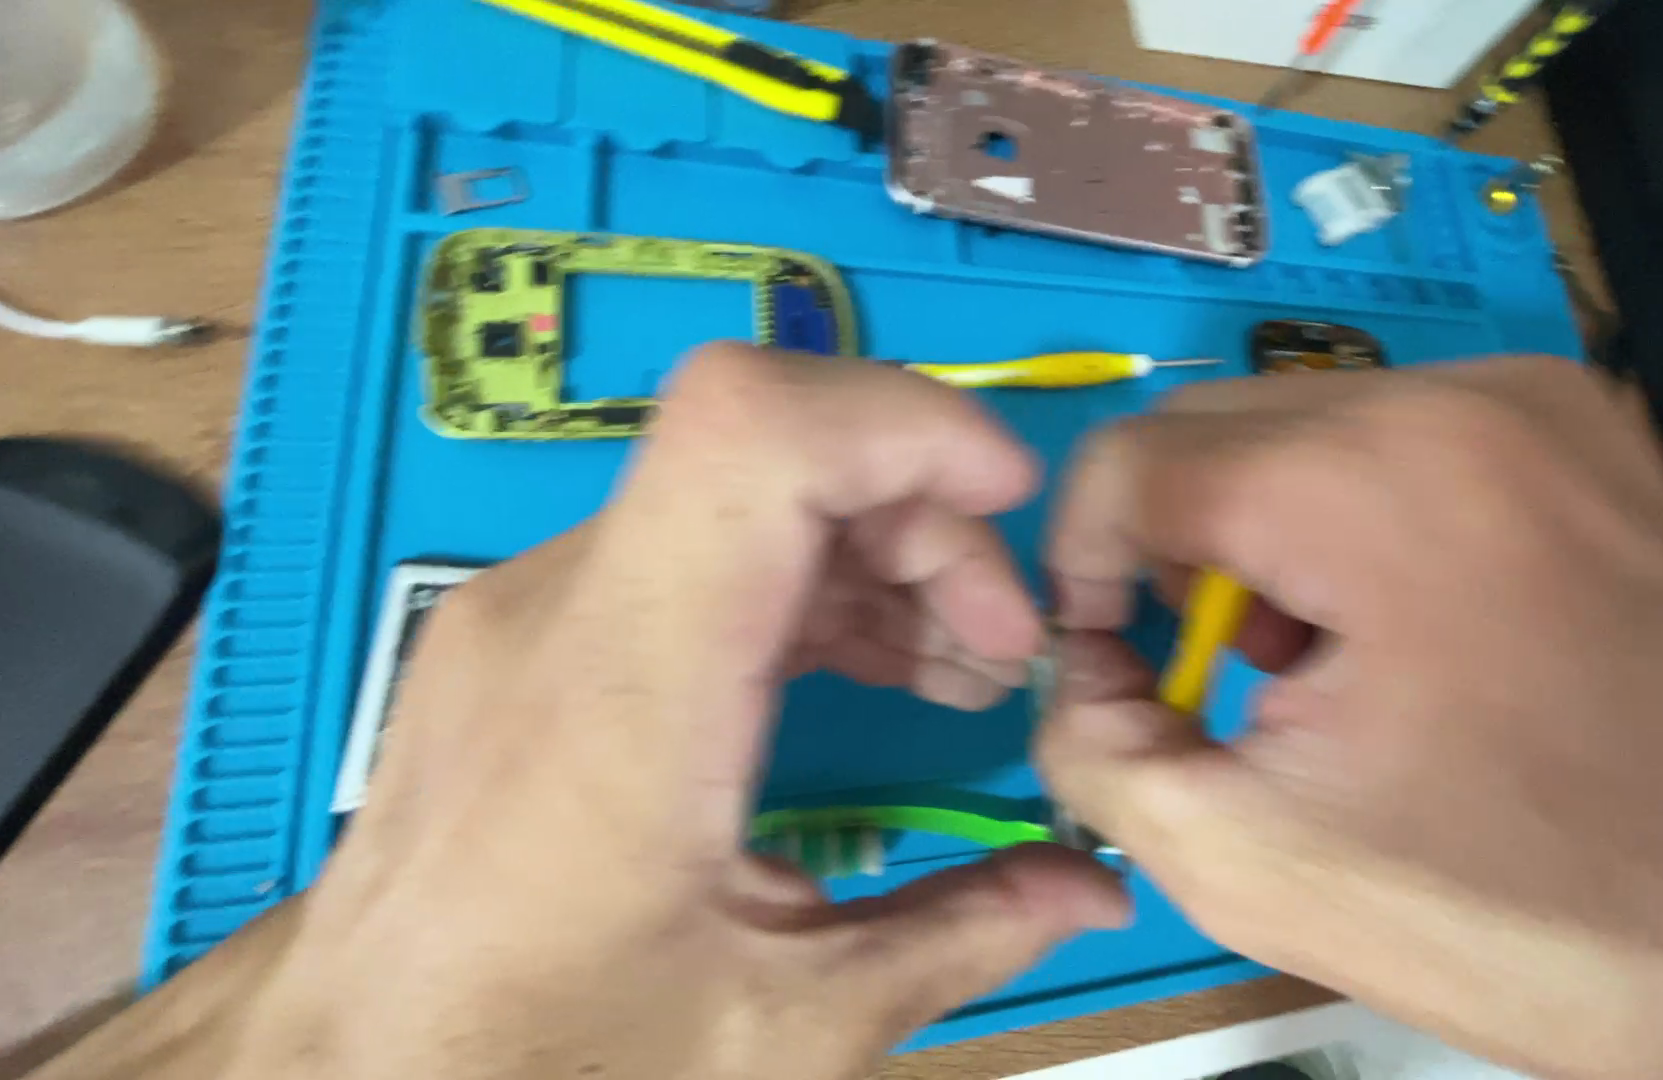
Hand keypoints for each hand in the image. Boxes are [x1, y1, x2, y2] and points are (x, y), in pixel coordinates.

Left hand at [39, 344, 1124, 1079]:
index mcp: (631, 692)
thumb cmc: (547, 1069)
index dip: (903, 422)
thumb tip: (1095, 885)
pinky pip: (719, 542)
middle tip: (1004, 641)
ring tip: (960, 663)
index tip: (1006, 495)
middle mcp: (571, 605)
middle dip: (928, 515)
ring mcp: (551, 599)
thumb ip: (960, 934)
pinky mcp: (556, 619)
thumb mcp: (781, 1033)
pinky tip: (881, 660)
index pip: (754, 435)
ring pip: (758, 486)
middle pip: (781, 445)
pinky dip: (827, 579)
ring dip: (887, 549)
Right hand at [1038, 358, 1662, 1079]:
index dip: (1080, 563)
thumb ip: (1087, 747)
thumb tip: (1068, 666)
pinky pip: (1367, 441)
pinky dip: (1320, 517)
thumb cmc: (1515, 912)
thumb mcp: (1237, 858)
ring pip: (1274, 429)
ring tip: (1288, 650)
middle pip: (1193, 431)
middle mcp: (1450, 399)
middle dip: (1153, 547)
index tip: (1105, 656)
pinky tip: (1370, 617)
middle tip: (1187, 659)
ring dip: (1235, 531)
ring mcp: (1525, 401)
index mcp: (1368, 482)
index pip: (1126, 463)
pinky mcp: (1567, 431)